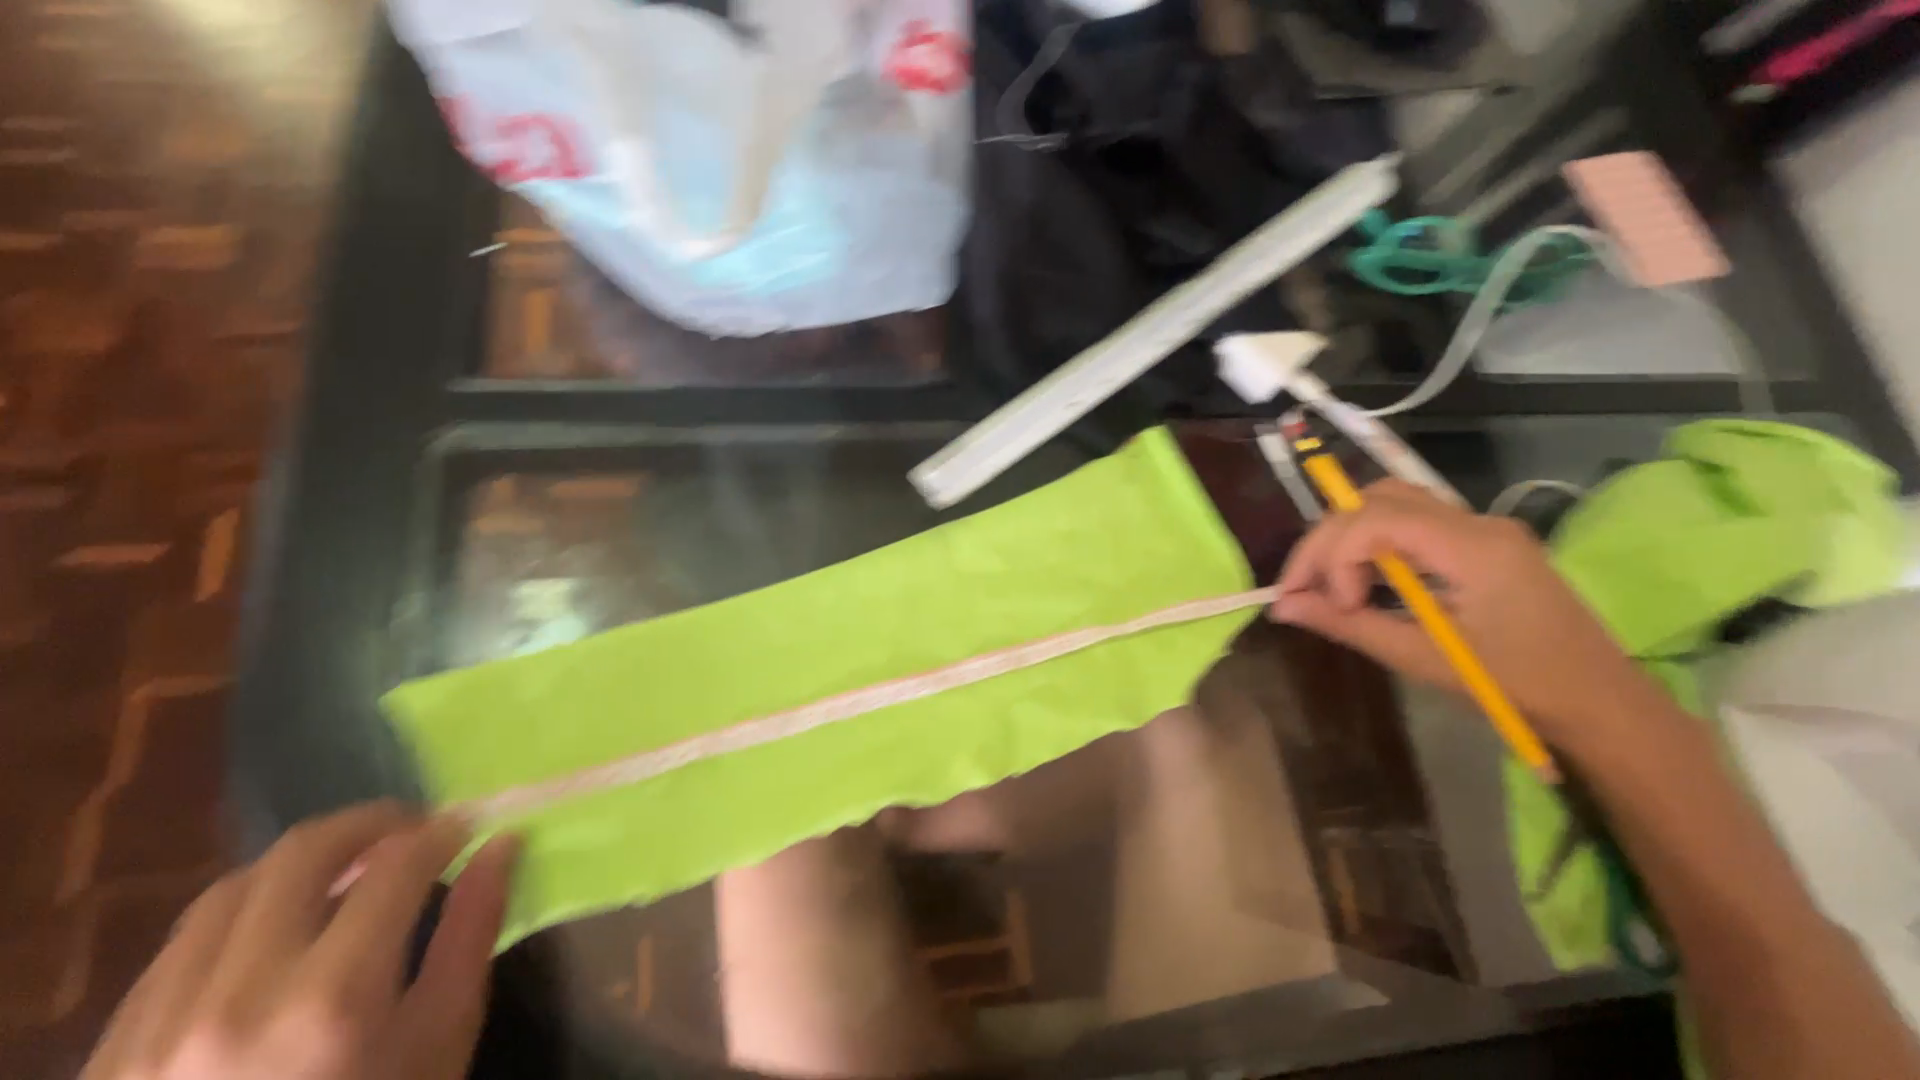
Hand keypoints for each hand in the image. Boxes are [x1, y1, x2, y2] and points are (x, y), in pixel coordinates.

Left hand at [81, 802, 518, 1079]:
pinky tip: (278, 929)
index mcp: (334, 999)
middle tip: (408, 830)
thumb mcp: (442, 1042)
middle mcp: (239, 994)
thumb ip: (472, 936)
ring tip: (344, 873)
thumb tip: (499, 847)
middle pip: (302, 853)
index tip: (462, 828)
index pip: (395, 867)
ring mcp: (162, 1017)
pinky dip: (244, 912)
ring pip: (235, 885)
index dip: (438, 832)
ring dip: (301, 864)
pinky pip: (185, 941)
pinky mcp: (116, 1040)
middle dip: (367, 823)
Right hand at [1271, 479, 1673, 752]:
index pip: (1375, 518)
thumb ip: (1350, 625)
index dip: (1333, 555)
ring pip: (1394, 505)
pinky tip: (1365, 584)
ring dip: (1350, 539)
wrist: (1602, 705)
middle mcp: (1478, 522)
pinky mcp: (1485, 546)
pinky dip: (1377, 547)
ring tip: (1332, 587)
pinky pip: (1414, 526)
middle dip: (1330, 540)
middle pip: (1378, 499)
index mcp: (1472, 546)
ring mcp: (1484, 530)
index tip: (1330, 606)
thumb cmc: (1518, 687)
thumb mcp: (1426, 659)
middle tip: (1306, 589)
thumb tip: (1282, 607)